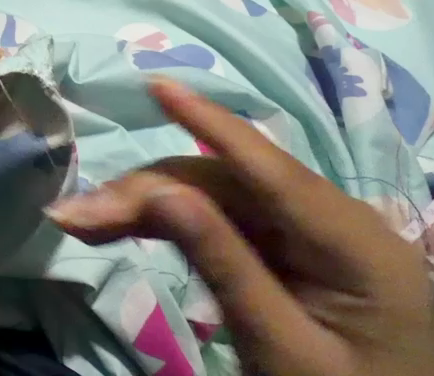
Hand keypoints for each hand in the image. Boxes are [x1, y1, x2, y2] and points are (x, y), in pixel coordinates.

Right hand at [47, 80, 433, 375]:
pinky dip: (170, 223)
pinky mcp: (287, 249)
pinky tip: (122, 225)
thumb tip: (160, 191)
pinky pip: (221, 221)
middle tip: (75, 216)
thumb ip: (225, 268)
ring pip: (213, 196)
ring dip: (147, 206)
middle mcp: (334, 221)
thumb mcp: (285, 353)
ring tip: (81, 223)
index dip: (209, 121)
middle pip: (225, 184)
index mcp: (358, 244)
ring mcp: (309, 234)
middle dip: (147, 191)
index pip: (272, 168)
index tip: (155, 84)